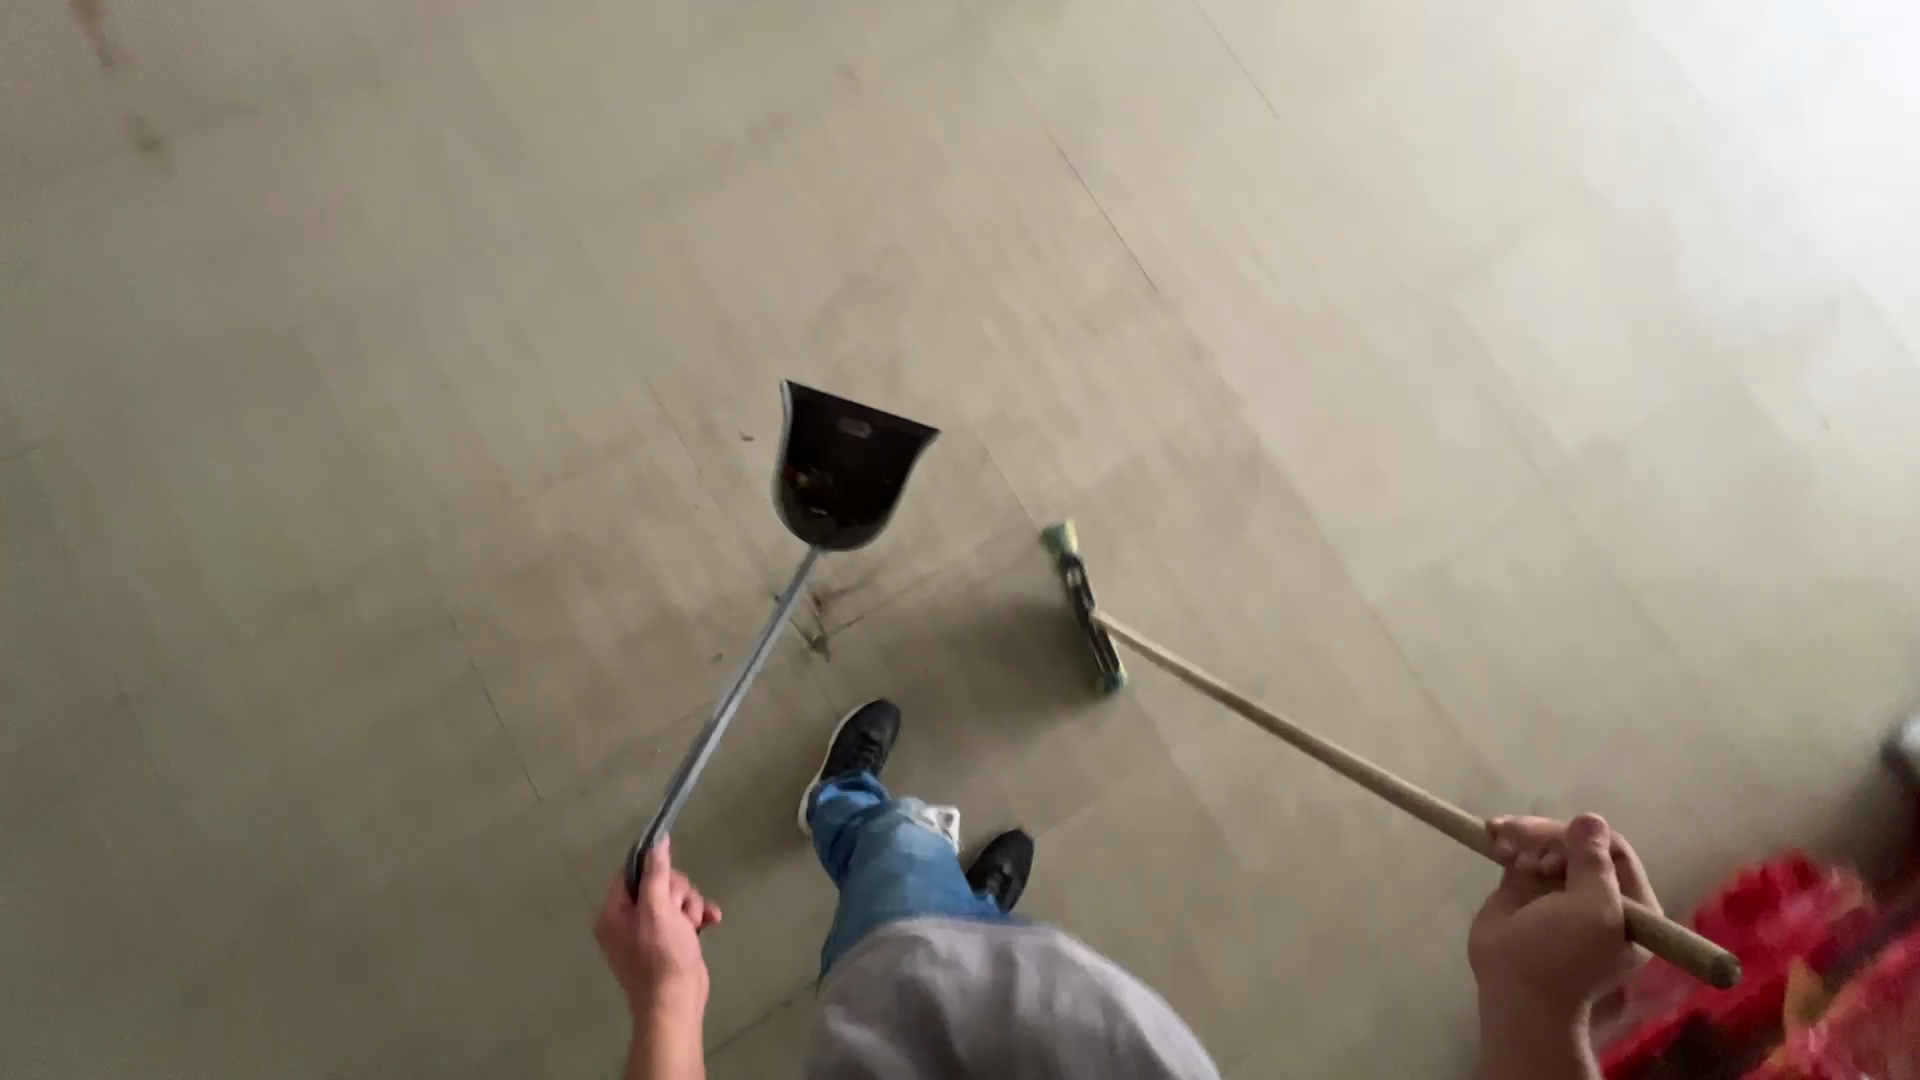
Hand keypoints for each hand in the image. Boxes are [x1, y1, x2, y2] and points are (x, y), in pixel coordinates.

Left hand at [595, 839, 720, 1026]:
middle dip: (678, 891)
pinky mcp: (669, 939)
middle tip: (682, 908)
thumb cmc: (661, 956)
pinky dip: (698, 916)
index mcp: (614, 914)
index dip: (652, 865)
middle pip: (658, 882)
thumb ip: (656, 873)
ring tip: (695, 922)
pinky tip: (710, 921)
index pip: (630, 872)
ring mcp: (649, 931)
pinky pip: (684, 914)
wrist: (676, 1003)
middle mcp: (628, 920)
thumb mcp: (658, 910)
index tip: (671, 867)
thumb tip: (657, 840)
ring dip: (691, 904)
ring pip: (675, 897)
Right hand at [1469, 814, 1658, 1017]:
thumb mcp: (1594, 911)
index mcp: (1629, 904)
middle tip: (1517, 842)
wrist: (1515, 987)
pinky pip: (1518, 849)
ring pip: (1543, 841)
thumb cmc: (1564, 955)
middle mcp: (1596, 893)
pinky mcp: (1522, 885)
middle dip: (1544, 836)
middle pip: (1573, 840)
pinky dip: (1506, 840)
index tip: (1550, 845)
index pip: (1612, 850)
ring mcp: (1557, 888)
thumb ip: (1595, 865)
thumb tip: (1591, 819)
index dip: (1579, 837)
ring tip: (1504, 848)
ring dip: (1522, 835)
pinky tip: (1494, 843)